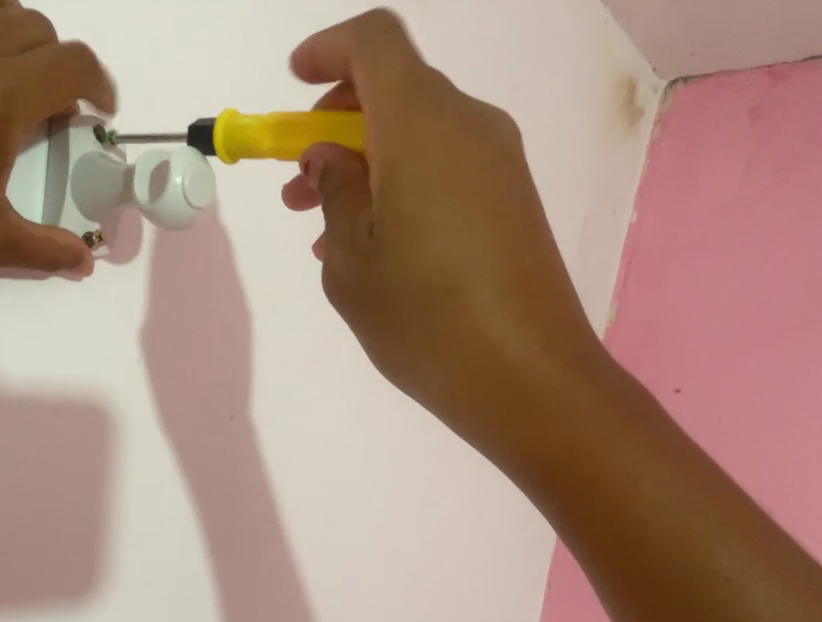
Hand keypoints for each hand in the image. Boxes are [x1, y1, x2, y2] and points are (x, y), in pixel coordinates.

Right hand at [282, 10, 603, 451]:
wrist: (527, 377)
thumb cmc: (424, 320)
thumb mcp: (350, 262)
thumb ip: (333, 195)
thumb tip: (331, 158)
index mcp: (421, 124)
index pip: (374, 44)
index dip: (328, 51)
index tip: (294, 82)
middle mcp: (469, 126)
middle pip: (396, 90)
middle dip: (338, 124)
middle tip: (298, 185)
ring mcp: (500, 164)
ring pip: (420, 135)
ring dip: (368, 164)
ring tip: (326, 229)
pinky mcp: (514, 202)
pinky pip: (447, 170)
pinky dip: (403, 187)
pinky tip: (377, 246)